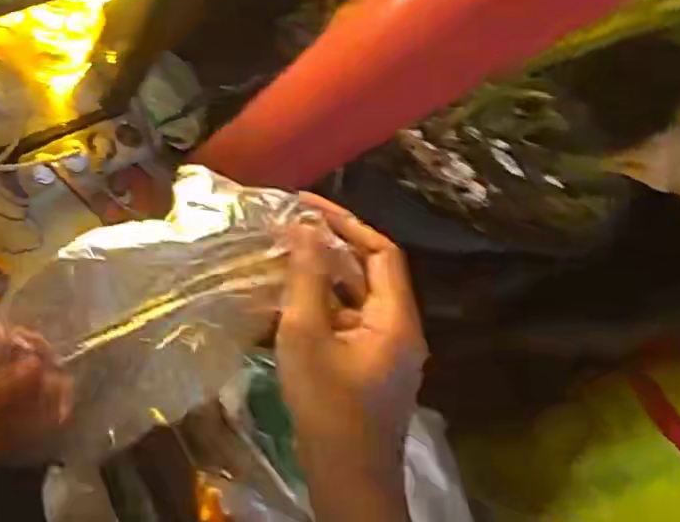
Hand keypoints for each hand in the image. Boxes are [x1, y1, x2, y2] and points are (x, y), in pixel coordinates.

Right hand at [276, 193, 426, 521]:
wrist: (347, 475)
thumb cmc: (327, 402)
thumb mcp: (307, 333)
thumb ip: (306, 278)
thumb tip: (304, 228)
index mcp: (395, 319)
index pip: (381, 252)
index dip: (345, 221)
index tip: (304, 203)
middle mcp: (398, 328)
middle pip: (370, 269)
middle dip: (330, 240)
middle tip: (287, 220)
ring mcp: (383, 347)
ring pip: (355, 291)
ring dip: (321, 266)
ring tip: (281, 247)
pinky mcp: (366, 361)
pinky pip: (345, 312)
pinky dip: (319, 293)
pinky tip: (286, 290)